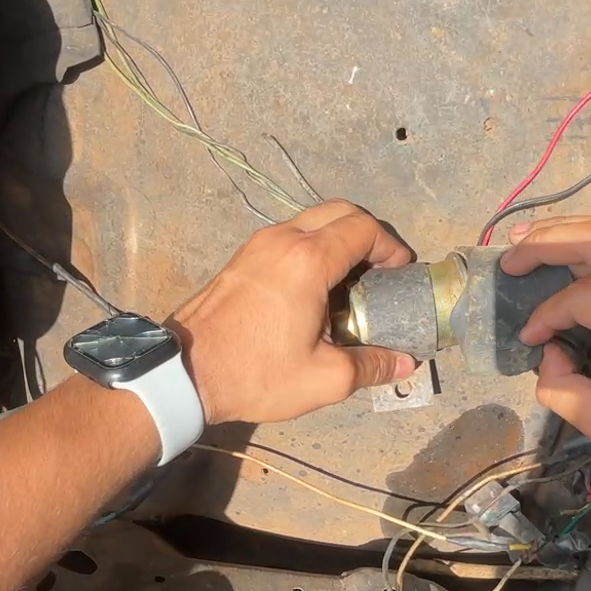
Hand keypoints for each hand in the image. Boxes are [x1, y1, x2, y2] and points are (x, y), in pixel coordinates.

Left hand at [171, 201, 416, 423]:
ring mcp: (258, 244)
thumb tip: (404, 363)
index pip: (363, 229)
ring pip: (312, 220)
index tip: (402, 272)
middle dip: (368, 234)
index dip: (391, 247)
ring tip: (353, 279)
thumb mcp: (324, 379)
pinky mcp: (242, 257)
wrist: (185, 373)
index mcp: (308, 261)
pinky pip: (289, 236)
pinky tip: (317, 286)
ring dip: (338, 238)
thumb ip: (371, 365)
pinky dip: (313, 246)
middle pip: (340, 211)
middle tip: (382, 269)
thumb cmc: (256, 374)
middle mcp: (283, 240)